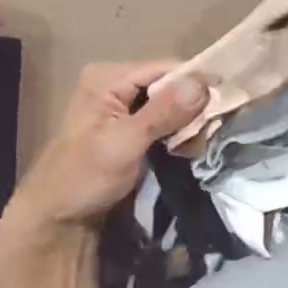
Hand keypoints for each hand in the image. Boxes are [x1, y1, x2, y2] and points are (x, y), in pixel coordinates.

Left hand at [8, 61, 207, 228]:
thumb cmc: (84, 179)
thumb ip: (162, 113)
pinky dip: (180, 132)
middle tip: (215, 130)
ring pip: (172, 103)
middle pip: (171, 84)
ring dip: (189, 122)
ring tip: (204, 141)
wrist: (58, 218)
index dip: (198, 83)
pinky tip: (190, 147)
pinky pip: (165, 119)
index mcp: (108, 77)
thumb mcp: (124, 144)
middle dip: (195, 106)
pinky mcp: (131, 126)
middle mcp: (116, 82)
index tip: (229, 104)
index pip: (167, 68)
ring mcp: (123, 105)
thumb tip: (203, 82)